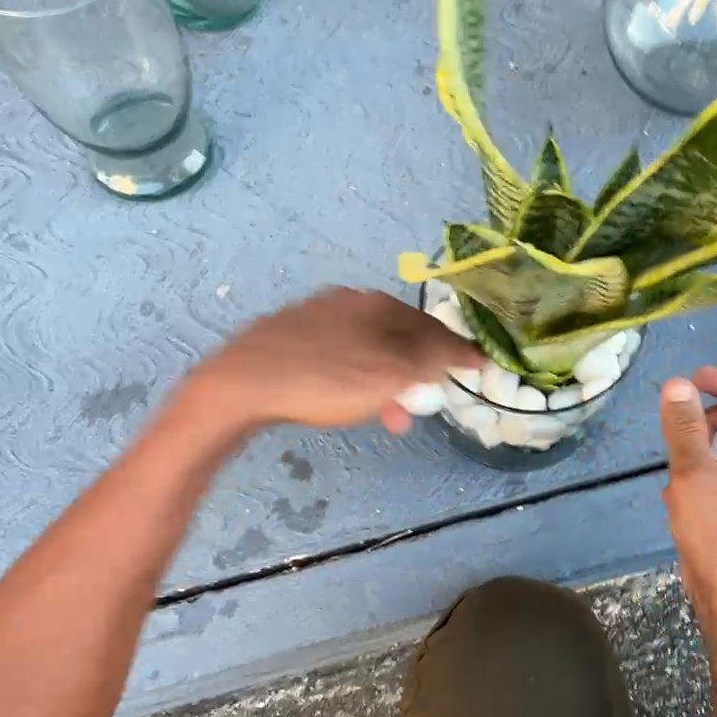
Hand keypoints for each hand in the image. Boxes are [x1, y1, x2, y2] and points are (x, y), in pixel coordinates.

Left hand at [190, 287, 480, 433]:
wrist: (241, 384)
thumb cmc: (325, 380)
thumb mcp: (391, 373)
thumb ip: (434, 359)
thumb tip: (468, 349)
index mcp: (377, 304)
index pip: (431, 326)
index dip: (456, 351)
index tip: (474, 370)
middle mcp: (348, 301)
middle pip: (398, 337)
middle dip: (416, 373)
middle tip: (422, 406)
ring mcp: (314, 315)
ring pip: (366, 348)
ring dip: (385, 381)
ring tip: (385, 416)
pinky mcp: (287, 336)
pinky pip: (337, 356)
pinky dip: (354, 378)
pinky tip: (343, 401)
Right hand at [658, 368, 716, 638]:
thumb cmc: (716, 535)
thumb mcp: (694, 476)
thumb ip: (686, 429)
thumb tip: (678, 384)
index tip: (692, 381)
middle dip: (709, 415)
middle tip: (679, 428)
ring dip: (699, 446)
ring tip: (674, 466)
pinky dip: (697, 473)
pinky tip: (675, 497)